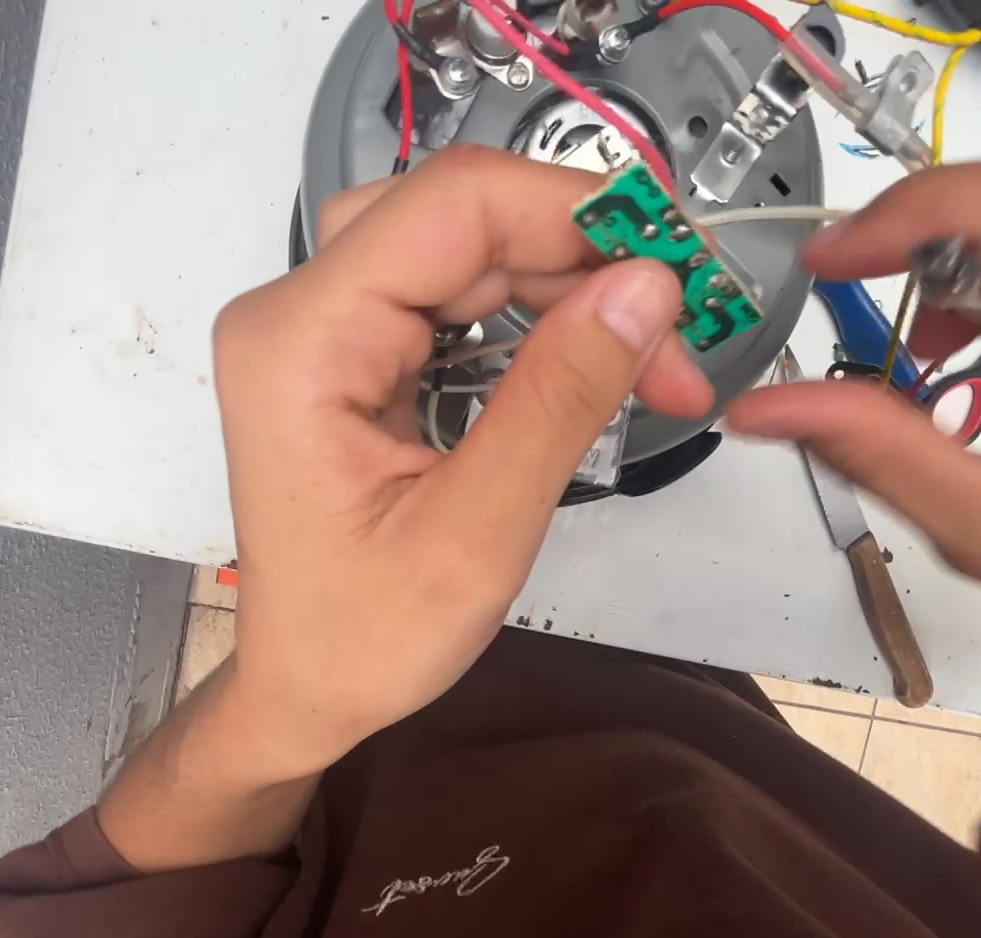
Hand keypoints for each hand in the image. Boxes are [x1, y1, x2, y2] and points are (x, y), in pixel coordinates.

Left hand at [209, 146, 710, 776]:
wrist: (307, 688)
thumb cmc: (368, 638)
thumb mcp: (478, 531)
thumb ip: (560, 399)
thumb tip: (648, 287)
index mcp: (302, 341)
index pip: (455, 206)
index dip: (578, 212)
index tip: (680, 264)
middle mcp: (300, 312)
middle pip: (465, 223)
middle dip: (587, 266)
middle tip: (680, 337)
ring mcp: (325, 331)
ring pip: (470, 259)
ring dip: (571, 296)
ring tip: (653, 363)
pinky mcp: (356, 358)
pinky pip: (458, 304)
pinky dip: (536, 326)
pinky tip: (588, 362)